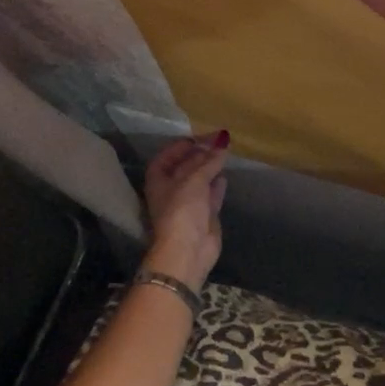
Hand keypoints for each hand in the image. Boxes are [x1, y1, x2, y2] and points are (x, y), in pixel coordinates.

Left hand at [141, 133, 229, 287]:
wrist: (188, 249)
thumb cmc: (182, 210)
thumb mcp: (193, 179)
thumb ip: (208, 160)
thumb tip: (222, 142)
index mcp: (159, 179)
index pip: (169, 154)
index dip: (185, 143)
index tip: (204, 136)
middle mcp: (171, 189)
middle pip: (186, 165)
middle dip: (201, 153)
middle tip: (220, 141)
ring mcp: (188, 203)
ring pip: (200, 179)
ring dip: (210, 167)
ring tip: (225, 153)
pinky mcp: (204, 214)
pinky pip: (211, 194)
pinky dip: (217, 184)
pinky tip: (225, 175)